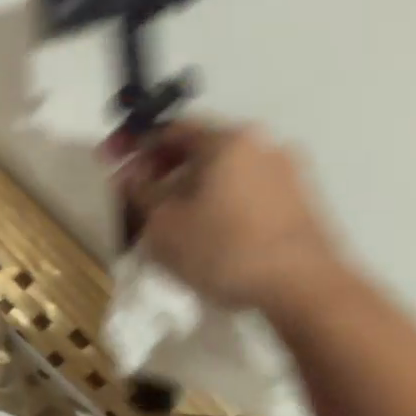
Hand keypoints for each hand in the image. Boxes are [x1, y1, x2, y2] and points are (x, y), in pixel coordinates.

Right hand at [109, 121, 347, 313]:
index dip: (132, 142)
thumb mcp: (163, 223)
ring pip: (223, 170)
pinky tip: (203, 229)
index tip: (110, 159)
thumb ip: (139, 191)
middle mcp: (262, 144)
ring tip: (167, 216)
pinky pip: (245, 189)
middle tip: (134, 191)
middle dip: (161, 166)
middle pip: (199, 147)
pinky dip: (217, 199)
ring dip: (190, 185)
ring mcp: (288, 171)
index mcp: (228, 140)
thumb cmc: (223, 249)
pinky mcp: (300, 200)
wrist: (305, 287)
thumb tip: (129, 173)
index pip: (169, 128)